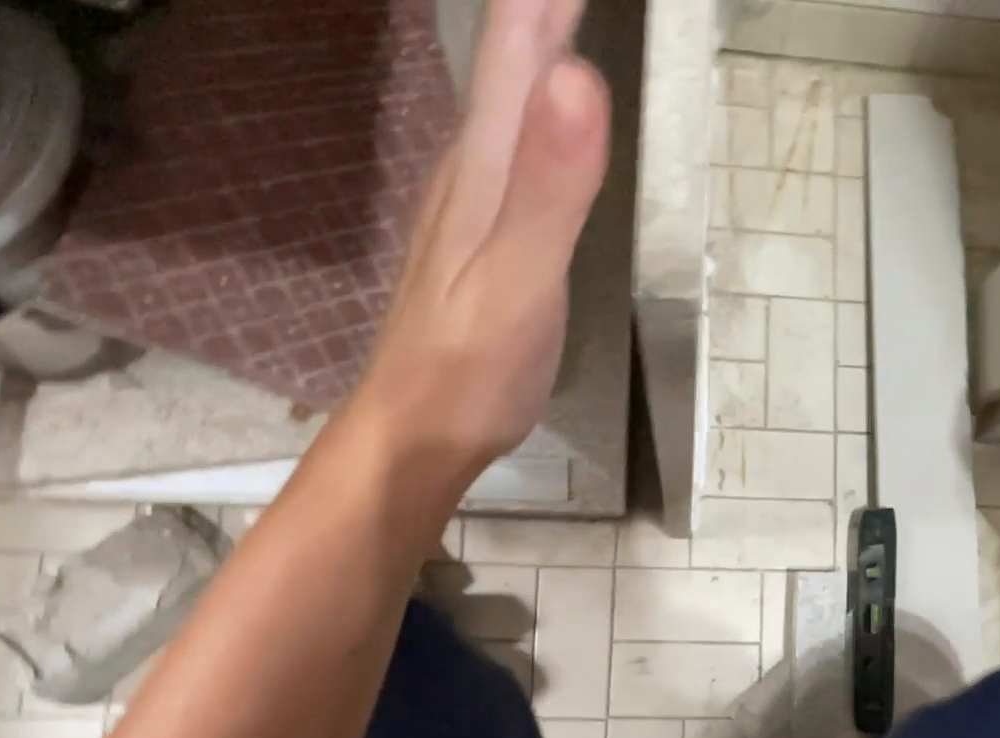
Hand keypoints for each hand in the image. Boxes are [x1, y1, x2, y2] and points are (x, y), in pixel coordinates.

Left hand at [350, 0, 608, 477]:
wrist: (419, 433)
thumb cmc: (471, 370)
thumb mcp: (518, 284)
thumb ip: (550, 190)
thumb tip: (579, 78)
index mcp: (486, 167)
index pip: (519, 46)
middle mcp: (475, 169)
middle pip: (511, 60)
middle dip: (546, 8)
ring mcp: (476, 204)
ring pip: (510, 100)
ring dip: (539, 44)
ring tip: (567, 9)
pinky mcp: (487, 238)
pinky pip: (517, 149)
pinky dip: (539, 108)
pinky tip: (547, 115)